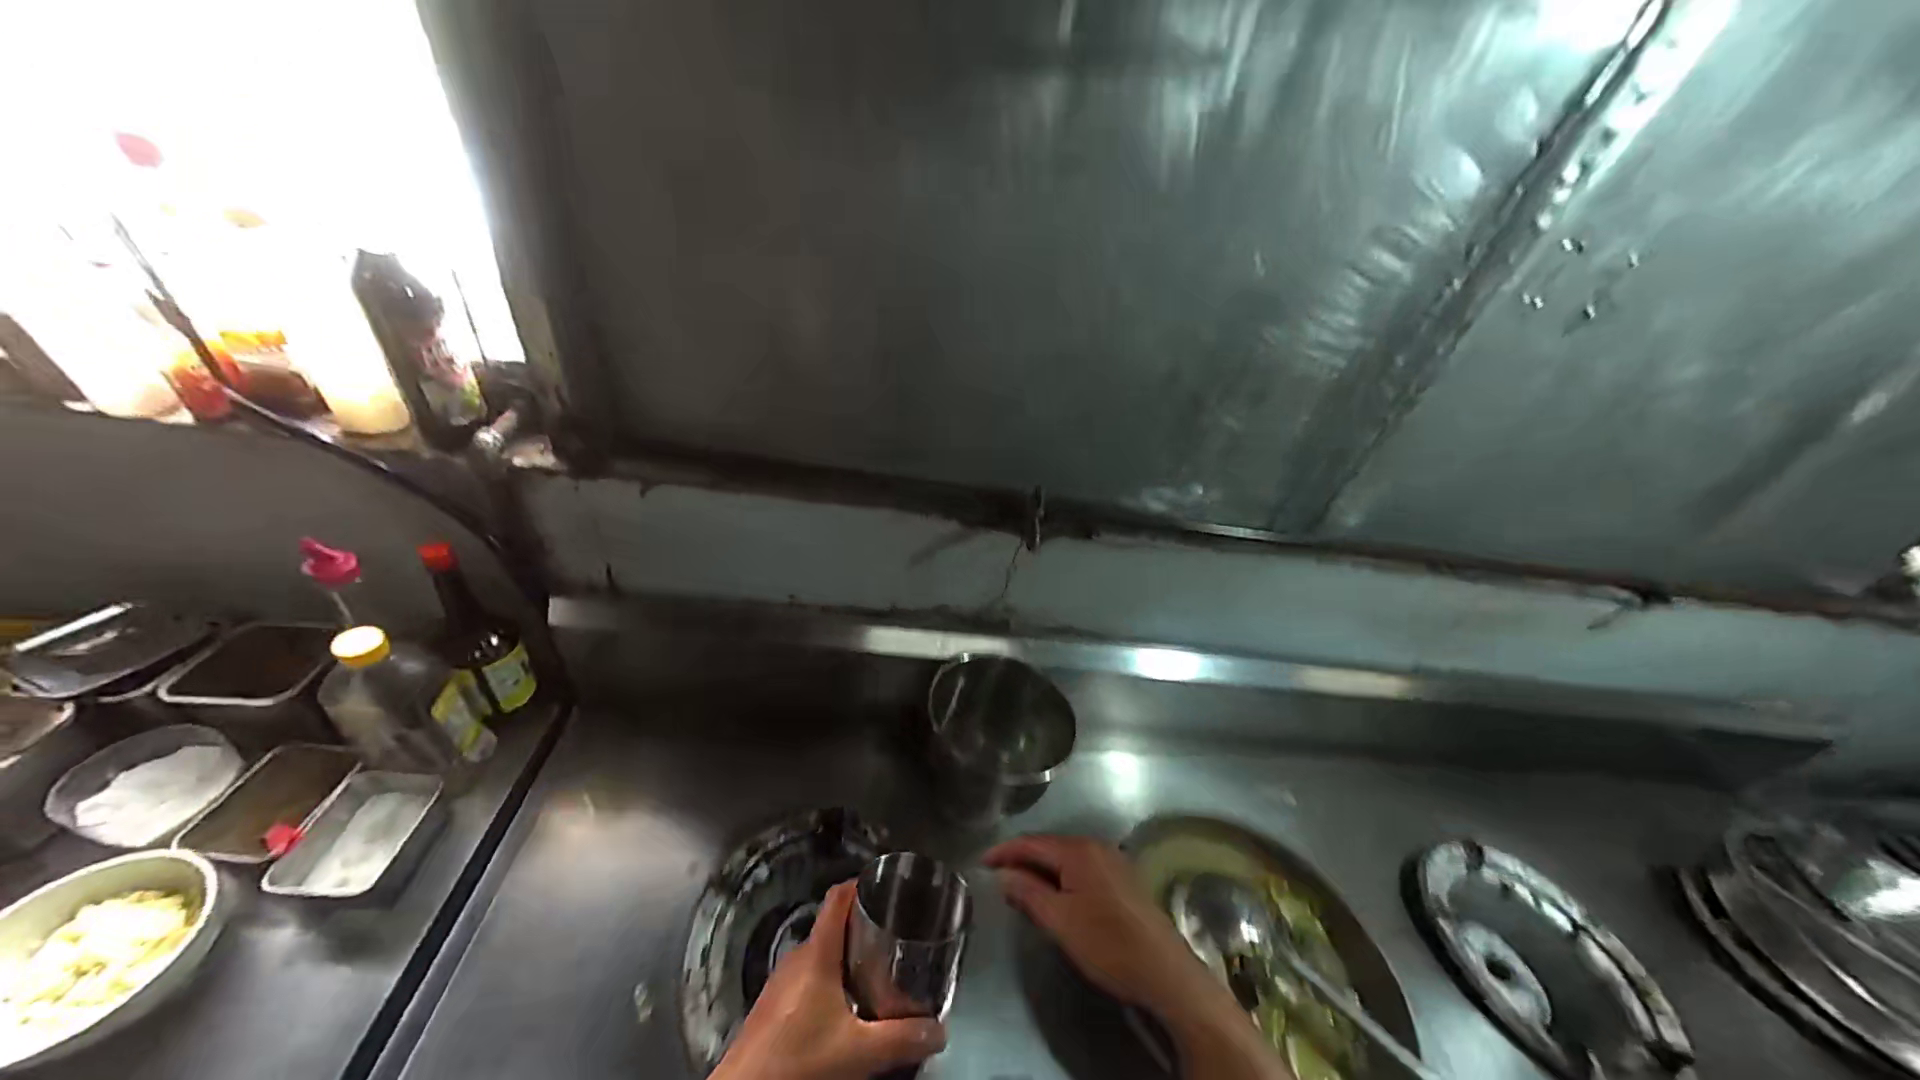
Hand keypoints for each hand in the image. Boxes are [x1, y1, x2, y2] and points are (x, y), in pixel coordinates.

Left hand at [711, 881, 946, 1079]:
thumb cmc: (797, 1060)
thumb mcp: (858, 1051)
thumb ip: (901, 1038)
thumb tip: (939, 1030)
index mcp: (817, 953)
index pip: (838, 897)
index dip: (862, 883)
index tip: (887, 886)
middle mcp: (797, 957)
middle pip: (833, 924)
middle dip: (864, 925)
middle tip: (896, 935)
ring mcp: (782, 980)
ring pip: (821, 952)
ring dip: (848, 954)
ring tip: (879, 968)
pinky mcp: (774, 1004)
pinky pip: (809, 975)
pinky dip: (832, 978)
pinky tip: (848, 1005)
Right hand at [985, 835, 1292, 1079]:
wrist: (1165, 972)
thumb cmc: (1108, 944)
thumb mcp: (1060, 921)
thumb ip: (1028, 893)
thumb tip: (1003, 874)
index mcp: (1078, 851)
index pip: (1031, 843)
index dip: (1004, 852)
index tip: (982, 863)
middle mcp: (1096, 847)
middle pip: (1049, 847)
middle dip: (1022, 860)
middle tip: (997, 879)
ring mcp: (1113, 861)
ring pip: (1066, 859)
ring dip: (1042, 870)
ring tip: (1020, 889)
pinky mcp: (1124, 879)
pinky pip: (1082, 869)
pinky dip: (1062, 878)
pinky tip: (1055, 896)